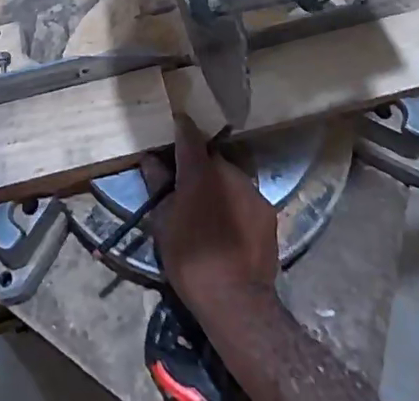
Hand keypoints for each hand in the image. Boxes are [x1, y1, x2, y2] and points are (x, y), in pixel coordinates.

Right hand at [141, 117, 278, 317]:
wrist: (236, 297)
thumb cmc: (190, 259)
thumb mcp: (163, 224)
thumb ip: (158, 186)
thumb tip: (150, 159)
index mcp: (200, 172)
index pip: (190, 135)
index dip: (181, 127)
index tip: (175, 122)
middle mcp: (229, 172)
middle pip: (212, 158)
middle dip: (200, 164)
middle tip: (187, 183)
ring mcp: (252, 189)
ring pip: (231, 177)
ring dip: (219, 185)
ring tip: (209, 209)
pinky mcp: (267, 209)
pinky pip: (247, 196)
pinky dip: (236, 203)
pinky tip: (230, 225)